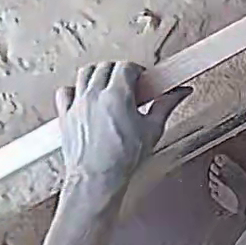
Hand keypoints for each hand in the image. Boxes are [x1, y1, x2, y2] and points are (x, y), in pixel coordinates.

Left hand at [54, 62, 191, 193]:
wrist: (97, 178)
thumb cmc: (124, 157)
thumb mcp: (153, 129)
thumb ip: (166, 105)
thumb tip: (180, 92)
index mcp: (117, 96)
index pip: (125, 67)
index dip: (136, 70)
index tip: (142, 78)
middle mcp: (94, 96)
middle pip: (104, 66)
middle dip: (118, 70)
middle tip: (128, 82)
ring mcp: (77, 104)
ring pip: (84, 74)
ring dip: (98, 75)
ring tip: (108, 86)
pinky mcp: (65, 115)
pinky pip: (65, 91)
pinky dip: (76, 89)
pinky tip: (86, 97)